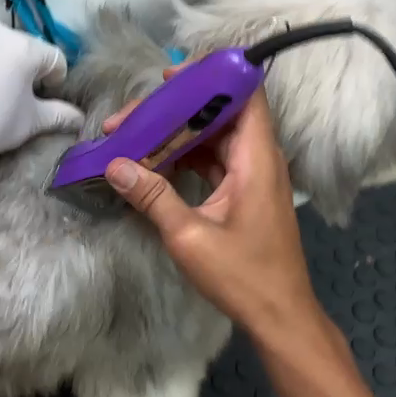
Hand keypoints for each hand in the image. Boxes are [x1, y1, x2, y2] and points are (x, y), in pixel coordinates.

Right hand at [103, 85, 319, 333]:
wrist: (281, 320)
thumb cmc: (243, 277)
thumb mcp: (190, 237)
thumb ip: (152, 196)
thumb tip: (114, 164)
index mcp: (255, 159)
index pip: (244, 94)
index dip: (211, 76)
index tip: (168, 78)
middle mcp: (257, 157)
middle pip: (217, 111)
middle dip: (172, 108)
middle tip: (127, 117)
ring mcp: (250, 174)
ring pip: (210, 134)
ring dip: (172, 133)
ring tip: (129, 136)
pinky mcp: (243, 190)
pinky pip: (211, 157)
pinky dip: (182, 154)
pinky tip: (150, 161)